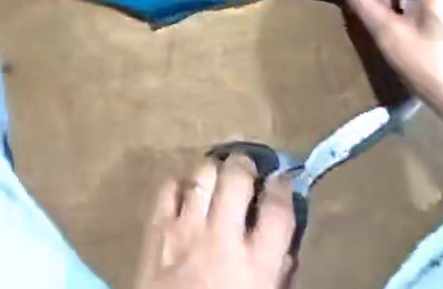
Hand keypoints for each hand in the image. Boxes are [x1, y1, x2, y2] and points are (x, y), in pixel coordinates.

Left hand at [132, 155, 296, 288]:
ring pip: (203, 173)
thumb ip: (278, 278)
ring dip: (214, 171)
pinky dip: (180, 185)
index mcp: (256, 267)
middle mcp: (222, 238)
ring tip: (218, 178)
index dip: (283, 187)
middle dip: (246, 165)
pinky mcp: (156, 229)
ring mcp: (186, 229)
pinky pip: (168, 187)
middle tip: (247, 171)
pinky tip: (187, 196)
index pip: (278, 210)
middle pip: (237, 176)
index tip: (282, 180)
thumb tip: (286, 247)